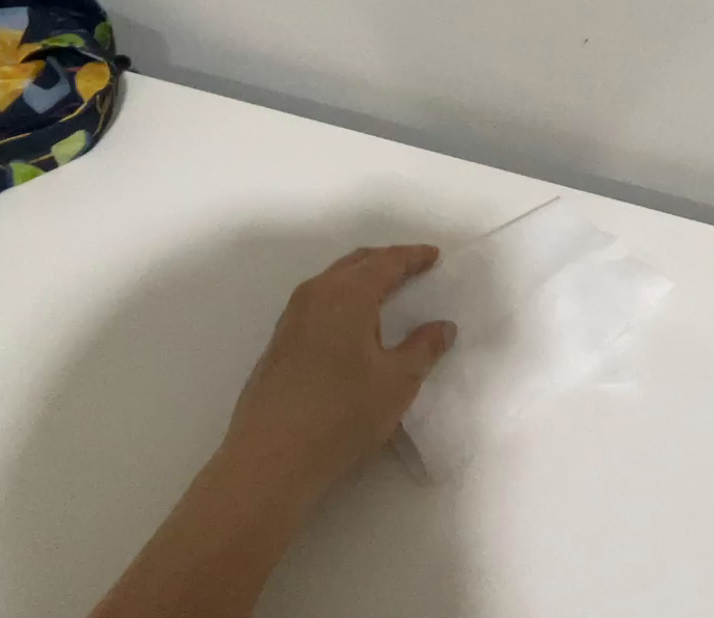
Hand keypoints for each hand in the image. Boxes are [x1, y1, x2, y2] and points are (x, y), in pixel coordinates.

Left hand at [222, 244, 457, 506]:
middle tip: (413, 269)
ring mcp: (292, 317)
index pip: (386, 262)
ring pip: (333, 281)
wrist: (270, 458)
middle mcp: (316, 294)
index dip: (413, 257)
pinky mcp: (279, 341)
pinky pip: (319, 302)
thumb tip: (443, 327)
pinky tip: (352, 326)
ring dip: (361, 280)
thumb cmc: (341, 414)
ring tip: (386, 294)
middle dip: (386, 261)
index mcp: (347, 294)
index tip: (435, 256)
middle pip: (356, 263)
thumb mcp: (396, 382)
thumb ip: (423, 349)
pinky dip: (343, 300)